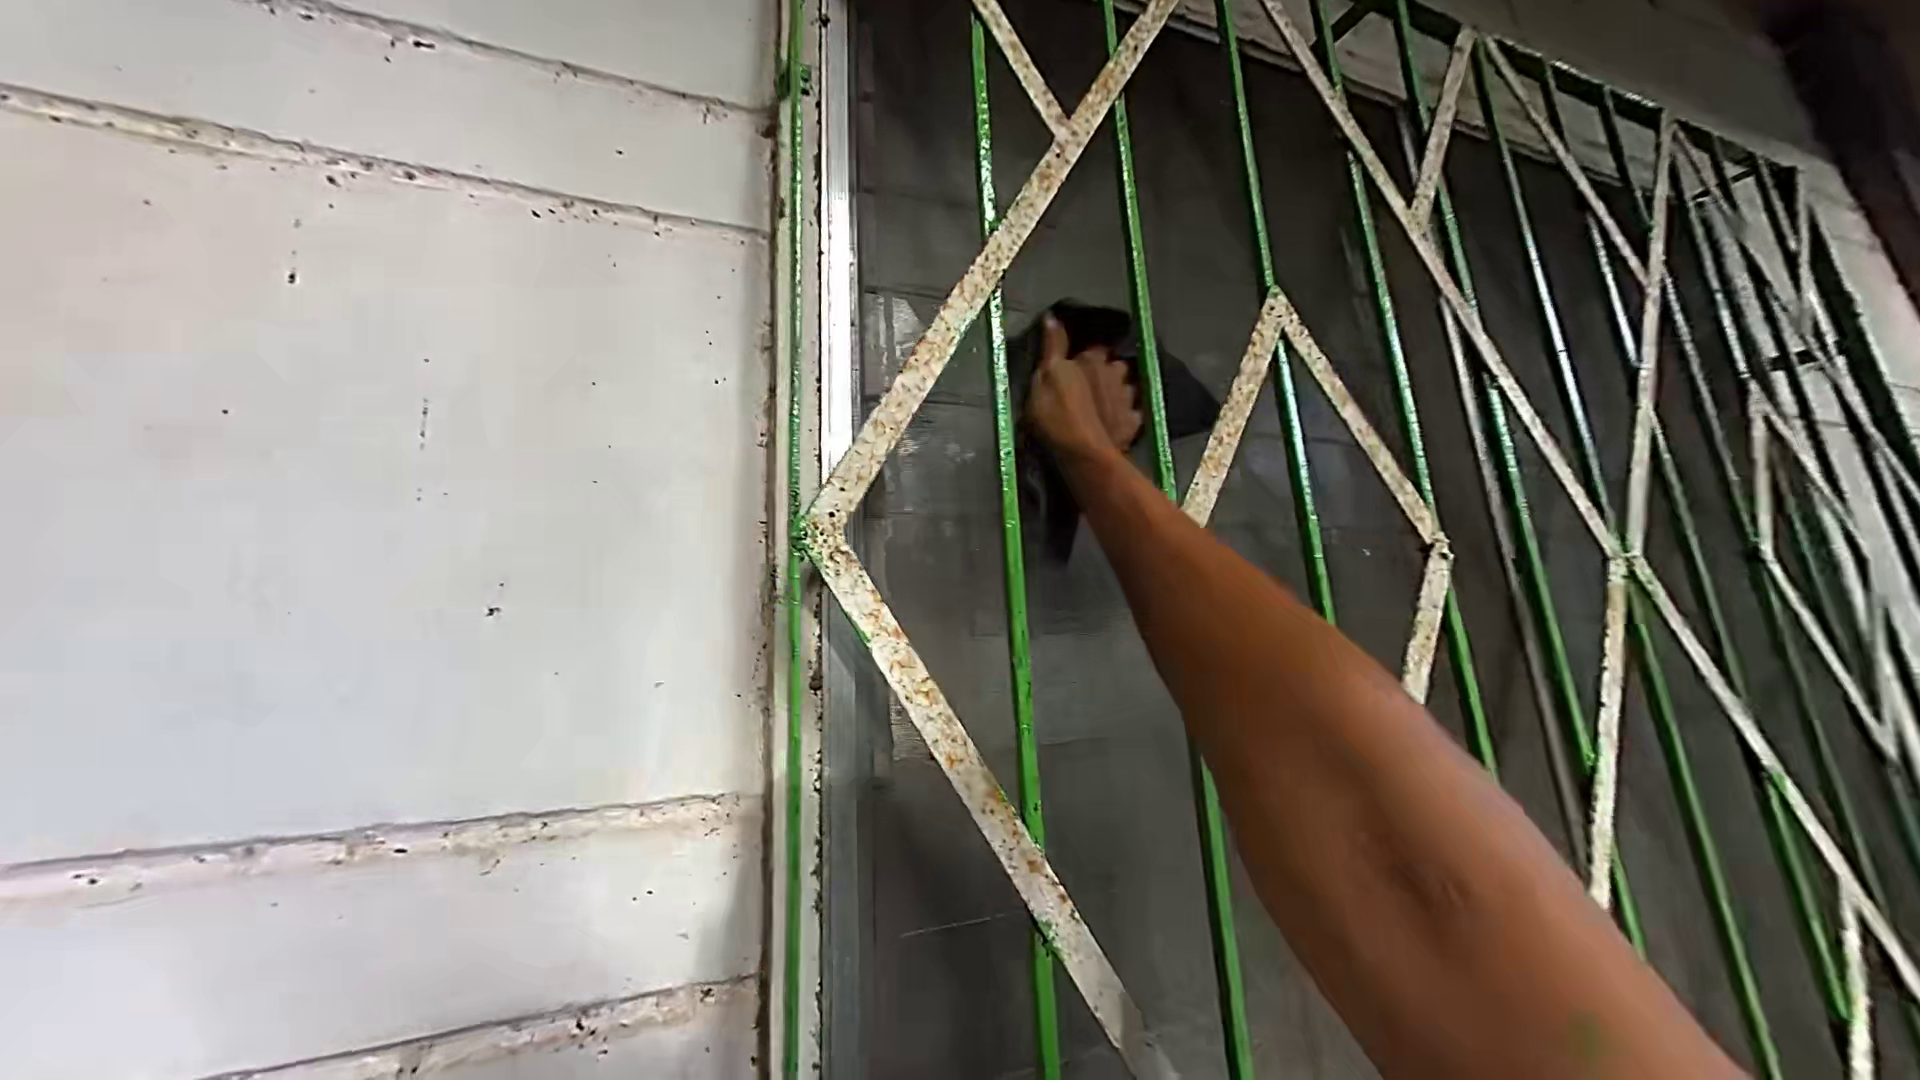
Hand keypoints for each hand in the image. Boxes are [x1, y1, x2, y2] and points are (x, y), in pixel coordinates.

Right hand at [1027, 313, 1142, 461]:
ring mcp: (1128, 398)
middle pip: (1114, 365)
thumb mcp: (1044, 377)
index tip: (1076, 366)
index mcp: (1092, 359)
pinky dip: (1125, 416)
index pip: (1092, 349)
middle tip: (1090, 387)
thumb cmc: (1057, 414)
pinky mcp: (1134, 422)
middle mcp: (1116, 372)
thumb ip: (1052, 347)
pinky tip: (1115, 424)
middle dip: (1106, 372)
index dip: (1085, 357)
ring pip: (1126, 387)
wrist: (1084, 453)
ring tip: (1104, 406)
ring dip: (1118, 392)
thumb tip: (1053, 316)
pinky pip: (1131, 413)